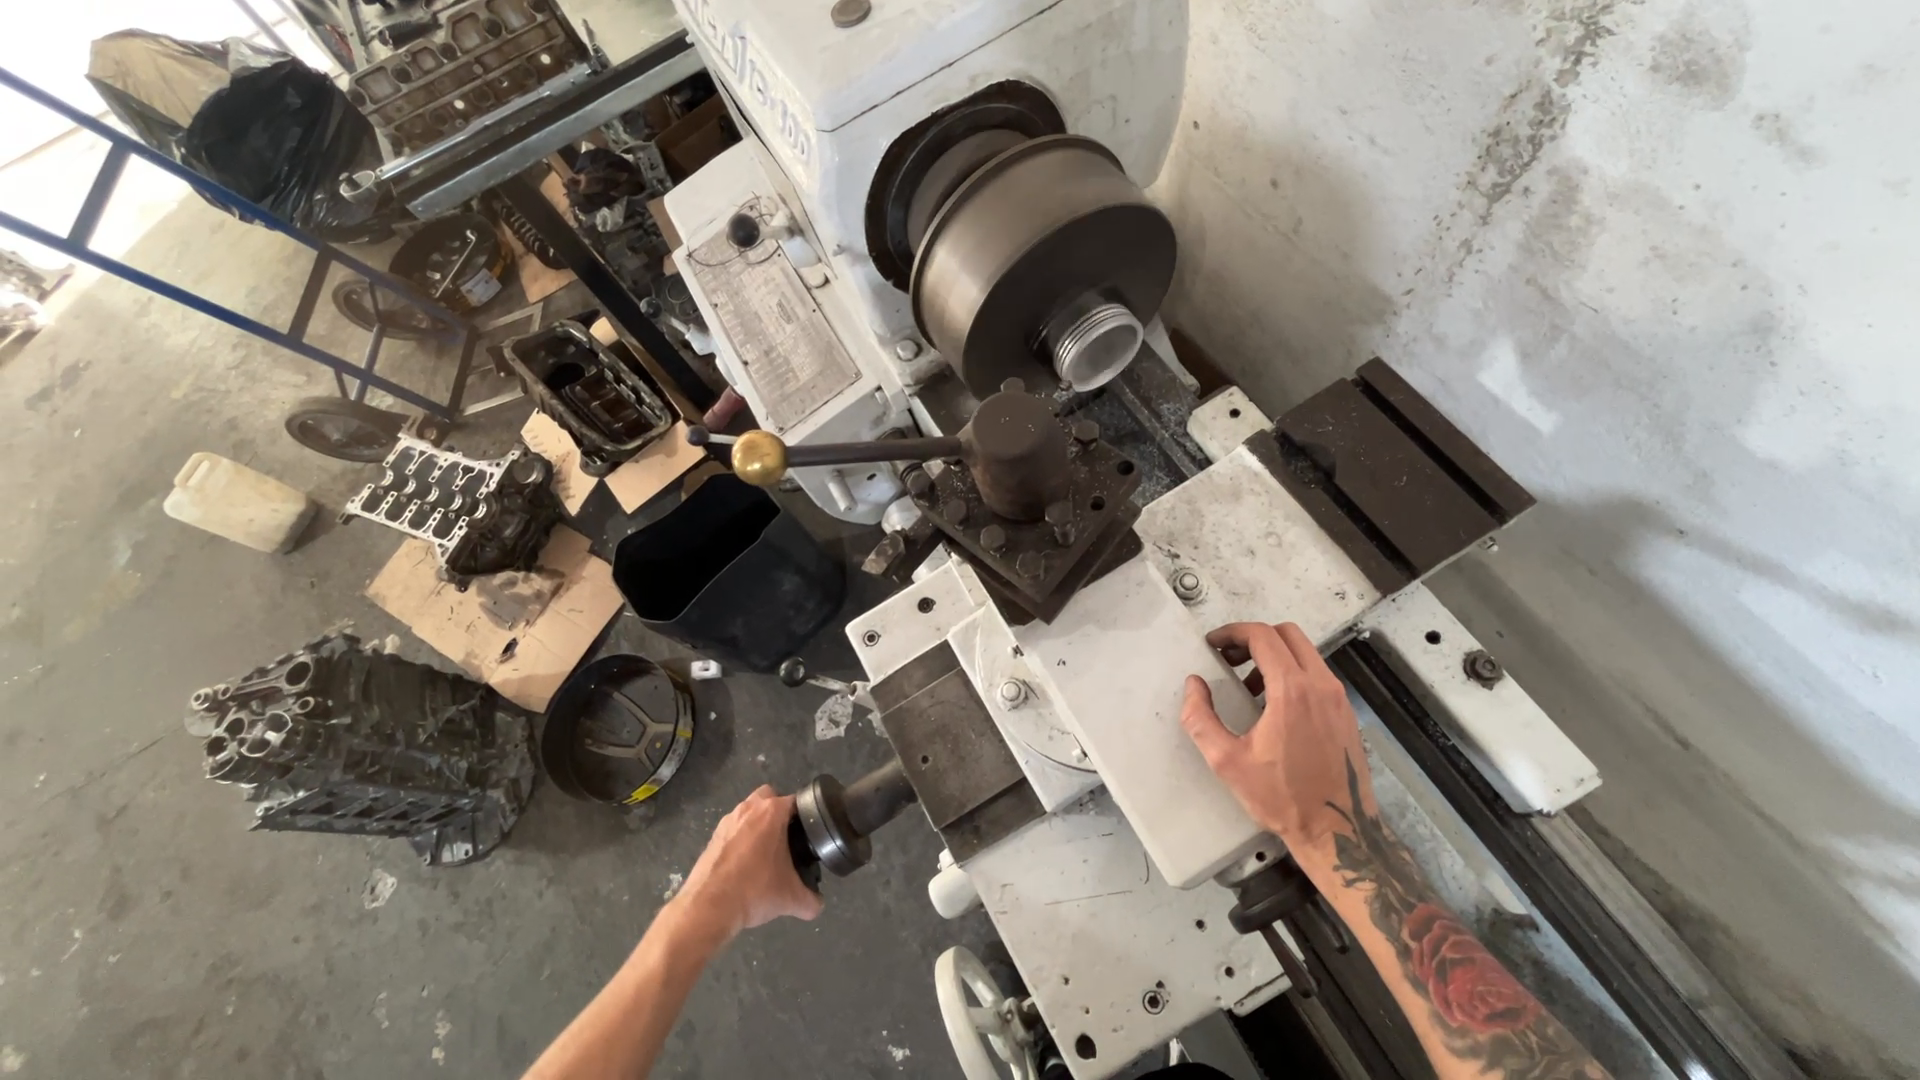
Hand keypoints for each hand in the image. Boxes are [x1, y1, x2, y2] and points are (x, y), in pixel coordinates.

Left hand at [674, 785, 823, 939]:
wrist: (708, 907)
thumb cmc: (754, 891)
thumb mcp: (791, 899)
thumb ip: (811, 900)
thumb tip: (817, 905)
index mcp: (771, 812)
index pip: (797, 801)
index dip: (806, 815)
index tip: (810, 833)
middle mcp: (748, 809)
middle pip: (770, 797)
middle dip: (778, 812)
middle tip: (787, 838)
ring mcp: (727, 821)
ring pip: (748, 812)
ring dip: (757, 825)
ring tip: (765, 855)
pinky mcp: (712, 837)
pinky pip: (733, 830)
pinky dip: (740, 841)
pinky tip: (744, 866)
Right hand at [1180, 622, 1373, 855]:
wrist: (1338, 832)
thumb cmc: (1281, 798)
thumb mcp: (1226, 761)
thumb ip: (1200, 718)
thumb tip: (1194, 685)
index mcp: (1291, 691)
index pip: (1263, 636)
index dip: (1233, 633)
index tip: (1214, 645)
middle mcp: (1321, 686)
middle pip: (1287, 634)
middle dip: (1254, 639)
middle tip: (1230, 660)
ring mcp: (1339, 699)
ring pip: (1306, 653)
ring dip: (1274, 656)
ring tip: (1249, 686)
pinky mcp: (1347, 713)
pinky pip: (1318, 675)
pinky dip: (1293, 674)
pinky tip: (1275, 707)